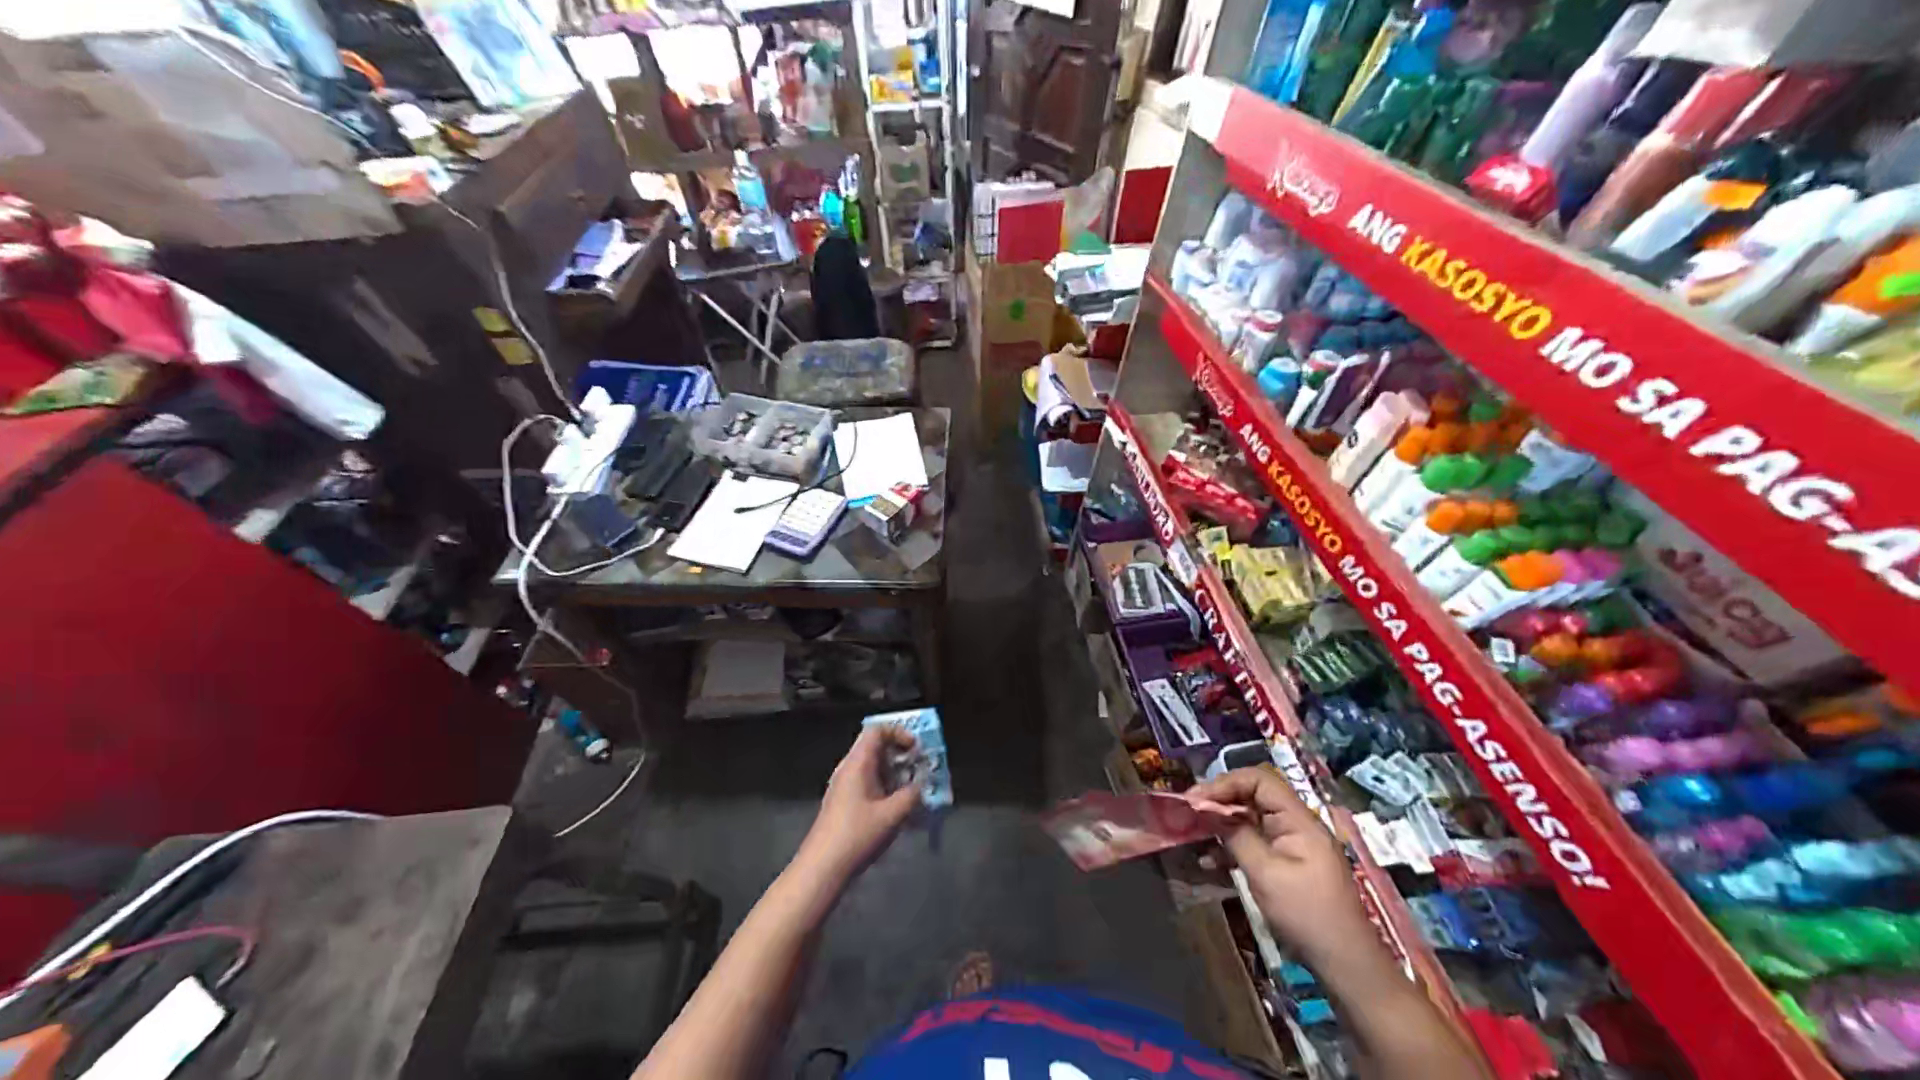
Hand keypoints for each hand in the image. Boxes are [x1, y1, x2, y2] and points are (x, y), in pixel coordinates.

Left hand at [798, 724, 922, 882]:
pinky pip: (867, 783)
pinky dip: (884, 786)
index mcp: (858, 763)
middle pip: (875, 747)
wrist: (823, 867)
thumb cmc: (857, 835)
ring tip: (913, 790)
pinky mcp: (843, 802)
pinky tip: (896, 807)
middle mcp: (848, 768)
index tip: (916, 749)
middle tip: (919, 769)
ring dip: (894, 773)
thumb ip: (912, 794)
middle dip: (900, 755)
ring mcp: (843, 786)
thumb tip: (921, 783)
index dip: (899, 733)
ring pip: (872, 767)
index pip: (877, 731)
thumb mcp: (893, 815)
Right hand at [1190, 767, 1375, 965]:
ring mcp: (1294, 845)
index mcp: (1299, 820)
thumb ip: (1235, 835)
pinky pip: (1257, 843)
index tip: (1196, 798)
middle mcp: (1297, 825)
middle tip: (1189, 814)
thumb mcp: (1265, 873)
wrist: (1347, 964)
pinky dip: (1233, 847)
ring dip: (1223, 825)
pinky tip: (1211, 862)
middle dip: (1220, 802)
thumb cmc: (1307, 914)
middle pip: (1254, 797)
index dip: (1225, 783)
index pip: (1259, 780)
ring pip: (1252, 820)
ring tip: (1195, 836)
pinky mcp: (1289, 865)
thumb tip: (1207, 809)